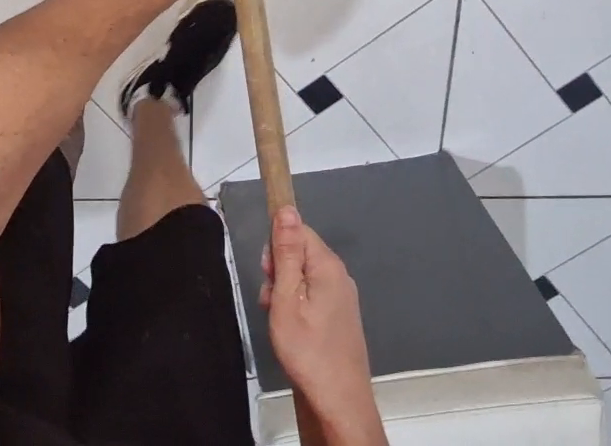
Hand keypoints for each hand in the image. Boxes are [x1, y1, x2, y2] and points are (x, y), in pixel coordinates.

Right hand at [262, 206, 384, 442]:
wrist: (339, 401)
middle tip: (272, 302)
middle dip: (279, 271)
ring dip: (285, 290)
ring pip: (303, 274)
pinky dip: (297, 304)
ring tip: (280, 320)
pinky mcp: (340, 313)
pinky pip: (312, 292)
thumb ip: (285, 253)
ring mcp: (342, 295)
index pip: (297, 229)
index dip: (276, 247)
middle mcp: (339, 274)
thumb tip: (287, 209)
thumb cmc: (307, 350)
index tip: (268, 275)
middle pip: (299, 251)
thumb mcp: (286, 299)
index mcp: (327, 265)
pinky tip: (292, 328)